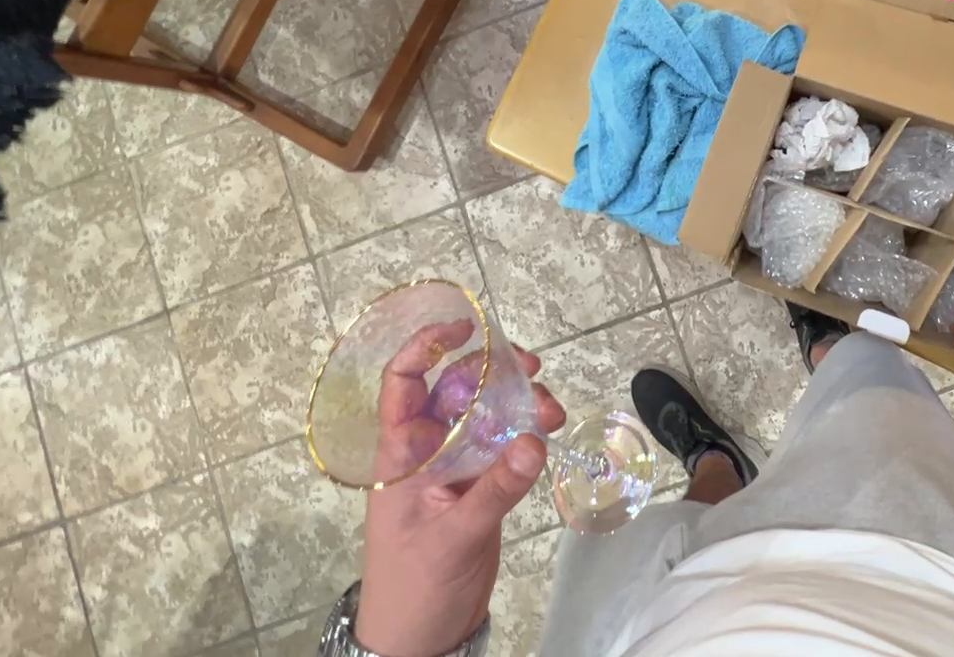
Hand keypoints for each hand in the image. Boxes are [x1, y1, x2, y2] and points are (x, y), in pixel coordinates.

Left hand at [356, 323, 567, 656]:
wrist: (421, 641)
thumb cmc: (413, 586)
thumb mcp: (451, 537)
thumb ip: (494, 490)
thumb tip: (535, 440)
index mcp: (402, 452)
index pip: (403, 382)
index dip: (426, 347)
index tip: (464, 328)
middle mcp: (430, 448)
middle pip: (459, 389)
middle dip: (496, 372)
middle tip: (535, 371)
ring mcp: (456, 465)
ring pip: (488, 413)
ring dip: (519, 402)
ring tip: (552, 411)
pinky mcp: (481, 484)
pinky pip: (505, 442)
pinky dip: (527, 431)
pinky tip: (547, 431)